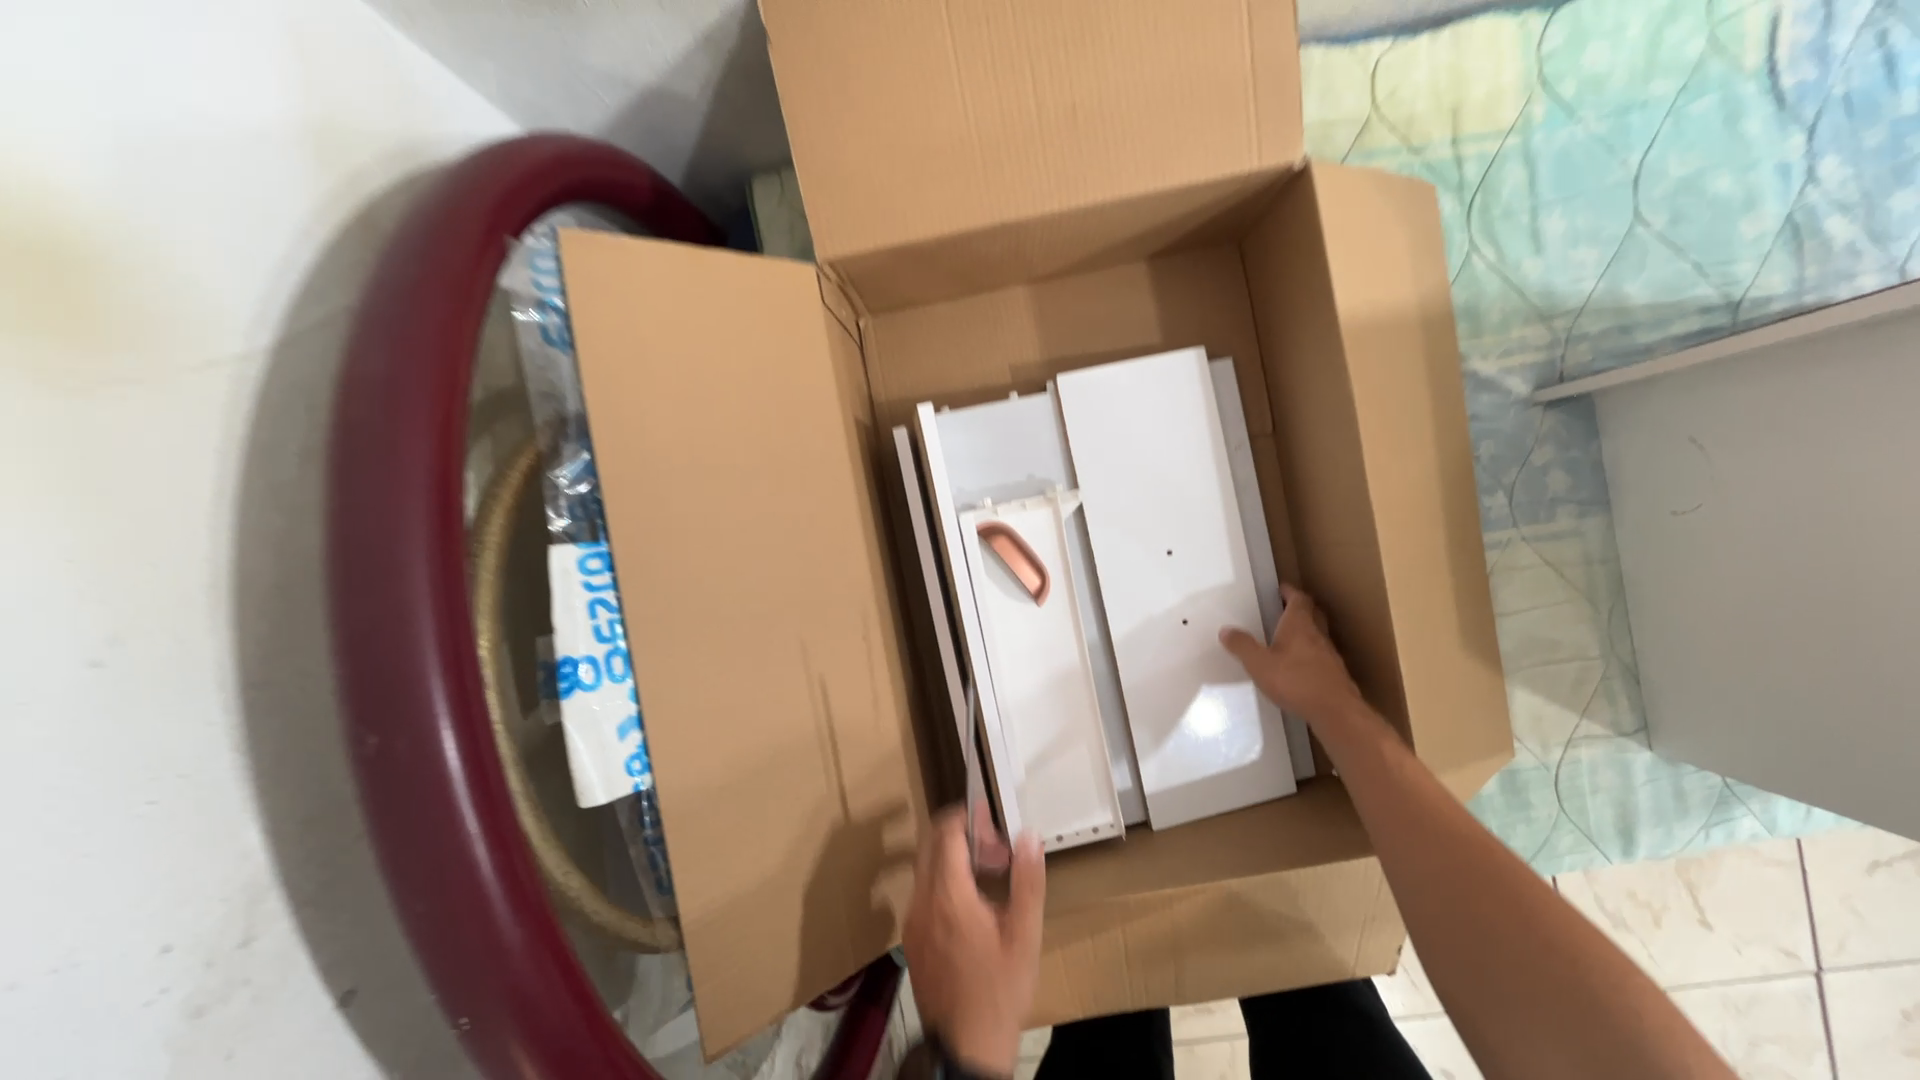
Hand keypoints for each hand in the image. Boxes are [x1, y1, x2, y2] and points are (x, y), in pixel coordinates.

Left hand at [902, 806, 1044, 1076]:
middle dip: (961, 835)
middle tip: (996, 847)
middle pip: (931, 846)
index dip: (966, 815)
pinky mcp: (912, 939)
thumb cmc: (1001, 990)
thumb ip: (1027, 880)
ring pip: (926, 869)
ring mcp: (912, 922)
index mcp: (948, 896)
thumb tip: (1028, 836)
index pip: (946, 833)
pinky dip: (945, 883)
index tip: (989, 813)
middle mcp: (921, 902)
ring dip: (954, 860)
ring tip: (991, 876)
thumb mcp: (1025, 935)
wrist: (968, 1044)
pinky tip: (974, 906)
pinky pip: (924, 893)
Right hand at [1219, 584, 1367, 728]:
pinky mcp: (1335, 673)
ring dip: (1306, 632)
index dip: (1290, 592)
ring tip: (1289, 638)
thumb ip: (1242, 646)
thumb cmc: (1295, 681)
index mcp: (1299, 625)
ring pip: (1318, 635)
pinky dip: (1311, 654)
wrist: (1335, 711)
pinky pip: (1322, 655)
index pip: (1299, 599)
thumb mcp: (1259, 664)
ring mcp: (1330, 654)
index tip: (1281, 588)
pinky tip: (1300, 666)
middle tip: (1285, 608)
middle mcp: (1317, 635)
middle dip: (1300, 608)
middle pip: (1312, 613)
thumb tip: (1226, 630)